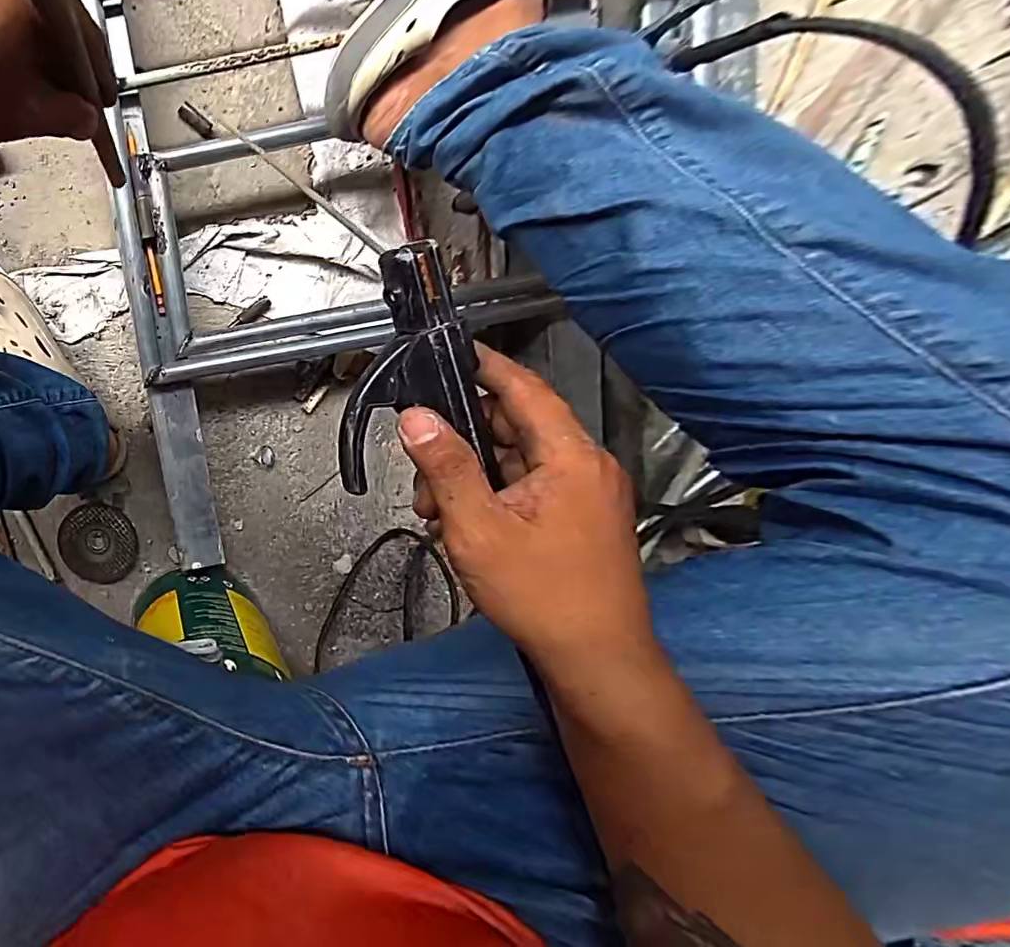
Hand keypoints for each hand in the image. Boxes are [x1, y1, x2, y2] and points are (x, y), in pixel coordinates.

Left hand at [0, 0, 114, 148]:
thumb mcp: (11, 113)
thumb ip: (59, 118)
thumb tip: (82, 118)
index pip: (90, 49)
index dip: (96, 94)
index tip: (95, 118)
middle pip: (58, 26)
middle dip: (59, 75)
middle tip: (57, 114)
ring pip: (23, 16)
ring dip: (25, 59)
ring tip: (9, 100)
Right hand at [402, 344, 652, 666]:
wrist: (592, 658)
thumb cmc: (544, 596)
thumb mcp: (477, 526)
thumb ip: (445, 466)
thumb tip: (417, 419)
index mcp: (570, 460)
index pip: (526, 390)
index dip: (488, 365)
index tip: (455, 350)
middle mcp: (583, 468)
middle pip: (509, 425)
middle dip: (458, 441)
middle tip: (423, 469)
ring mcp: (580, 493)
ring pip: (509, 457)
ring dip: (466, 473)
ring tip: (439, 509)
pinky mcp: (572, 514)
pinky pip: (519, 483)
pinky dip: (485, 492)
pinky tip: (460, 521)